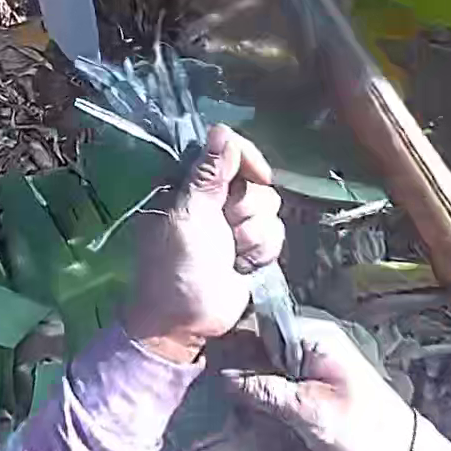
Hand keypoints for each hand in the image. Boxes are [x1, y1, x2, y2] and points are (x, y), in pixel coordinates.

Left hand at [122, 125, 284, 363]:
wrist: (185, 320)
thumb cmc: (175, 264)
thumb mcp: (188, 215)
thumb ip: (209, 174)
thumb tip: (222, 130)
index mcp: (189, 180)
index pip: (229, 149)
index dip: (247, 160)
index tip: (258, 175)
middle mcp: (213, 194)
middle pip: (255, 182)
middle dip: (245, 210)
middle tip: (223, 230)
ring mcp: (233, 220)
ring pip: (270, 209)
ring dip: (252, 235)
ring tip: (229, 253)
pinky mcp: (250, 244)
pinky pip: (275, 234)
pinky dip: (260, 252)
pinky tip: (240, 266)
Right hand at [221, 317, 417, 450]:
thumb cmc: (364, 436)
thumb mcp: (310, 414)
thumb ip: (265, 390)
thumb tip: (222, 375)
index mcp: (313, 333)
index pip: (259, 319)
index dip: (230, 334)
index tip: (205, 353)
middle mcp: (311, 339)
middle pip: (260, 338)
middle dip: (235, 358)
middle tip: (208, 377)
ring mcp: (314, 360)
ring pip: (266, 358)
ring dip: (247, 376)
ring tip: (221, 392)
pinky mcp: (314, 382)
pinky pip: (278, 375)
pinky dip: (262, 387)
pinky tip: (245, 403)